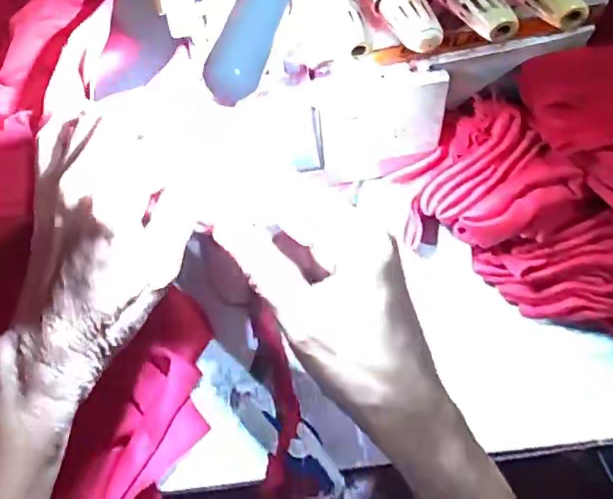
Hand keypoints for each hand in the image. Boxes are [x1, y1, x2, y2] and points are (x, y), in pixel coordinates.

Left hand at [9, 107, 196, 416]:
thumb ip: (181, 208)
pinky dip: (75, 102)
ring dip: (128, 105)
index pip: (160, 149)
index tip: (216, 126)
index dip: (192, 136)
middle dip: (163, 108)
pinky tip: (95, 96)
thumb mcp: (162, 267)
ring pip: (93, 113)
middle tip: (190, 105)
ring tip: (156, 107)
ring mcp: (55, 171)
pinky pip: (53, 122)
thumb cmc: (113, 306)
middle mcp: (79, 176)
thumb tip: (197, 164)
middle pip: (124, 118)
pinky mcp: (41, 174)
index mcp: (112, 203)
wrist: (53, 328)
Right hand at [211, 186, 513, 498]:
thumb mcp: (300, 318)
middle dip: (249, 205)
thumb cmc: (357, 369)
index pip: (288, 199)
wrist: (408, 414)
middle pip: (292, 200)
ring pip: (295, 216)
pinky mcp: (350, 256)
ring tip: (220, 223)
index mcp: (356, 235)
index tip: (204, 200)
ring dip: (259, 221)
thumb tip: (219, 222)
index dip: (243, 198)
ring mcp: (357, 239)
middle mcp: (360, 225)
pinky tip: (248, 243)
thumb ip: (259, 264)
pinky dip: (275, 240)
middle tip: (207, 210)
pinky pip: (304, 235)